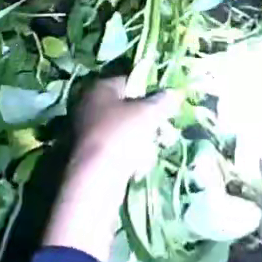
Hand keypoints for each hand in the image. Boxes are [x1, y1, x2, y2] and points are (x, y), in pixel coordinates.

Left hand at [41, 77, 179, 261]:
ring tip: (150, 153)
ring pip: (125, 131)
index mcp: (100, 88)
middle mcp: (90, 105)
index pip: (130, 82)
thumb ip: (162, 101)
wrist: (95, 179)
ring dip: (141, 142)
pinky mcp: (91, 155)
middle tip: (164, 131)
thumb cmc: (120, 134)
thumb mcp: (147, 113)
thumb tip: (173, 93)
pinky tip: (138, 168)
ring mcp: (88, 131)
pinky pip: (117, 150)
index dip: (150, 92)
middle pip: (128, 108)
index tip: (166, 105)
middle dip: (148, 121)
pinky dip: (129, 157)